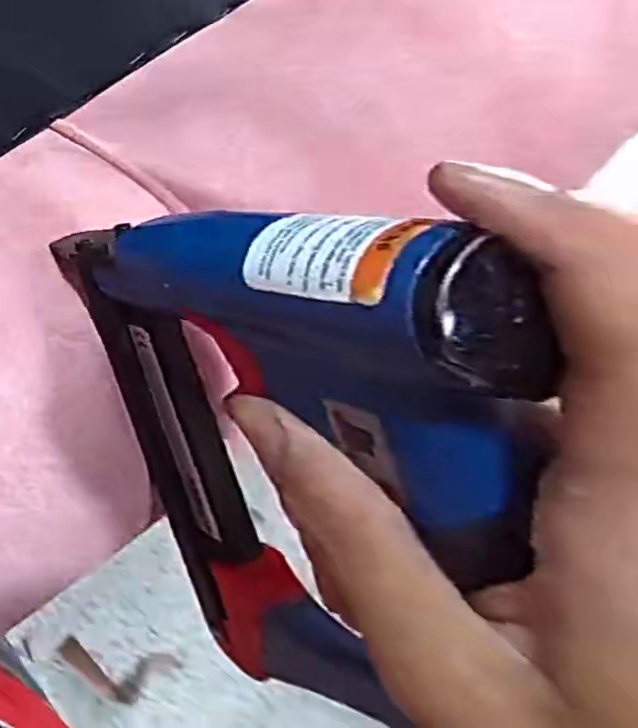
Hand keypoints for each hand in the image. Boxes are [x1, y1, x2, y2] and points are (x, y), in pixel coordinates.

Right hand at [229, 161, 637, 726]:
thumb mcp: (450, 671)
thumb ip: (351, 537)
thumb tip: (257, 413)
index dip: (557, 230)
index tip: (454, 186)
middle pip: (624, 325)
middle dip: (504, 271)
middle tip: (383, 278)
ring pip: (602, 371)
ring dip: (493, 337)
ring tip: (384, 353)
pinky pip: (596, 416)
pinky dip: (520, 393)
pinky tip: (449, 438)